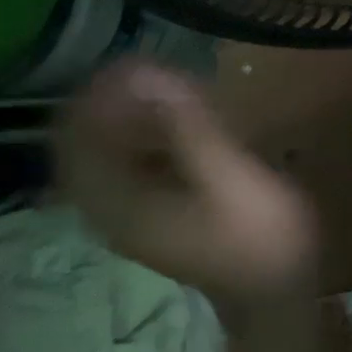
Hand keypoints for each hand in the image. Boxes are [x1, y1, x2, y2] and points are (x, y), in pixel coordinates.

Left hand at [54, 60, 316, 302]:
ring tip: (172, 84)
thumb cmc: (256, 236)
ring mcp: (132, 214)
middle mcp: (111, 208)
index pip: (77, 138)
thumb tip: (155, 77)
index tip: (136, 60)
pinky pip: (134, 166)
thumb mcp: (229, 177)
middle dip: (117, 101)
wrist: (275, 291)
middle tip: (157, 67)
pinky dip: (149, 137)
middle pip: (89, 143)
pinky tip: (183, 121)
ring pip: (111, 153)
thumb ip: (190, 128)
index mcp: (117, 202)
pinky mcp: (156, 215)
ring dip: (134, 117)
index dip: (99, 95)